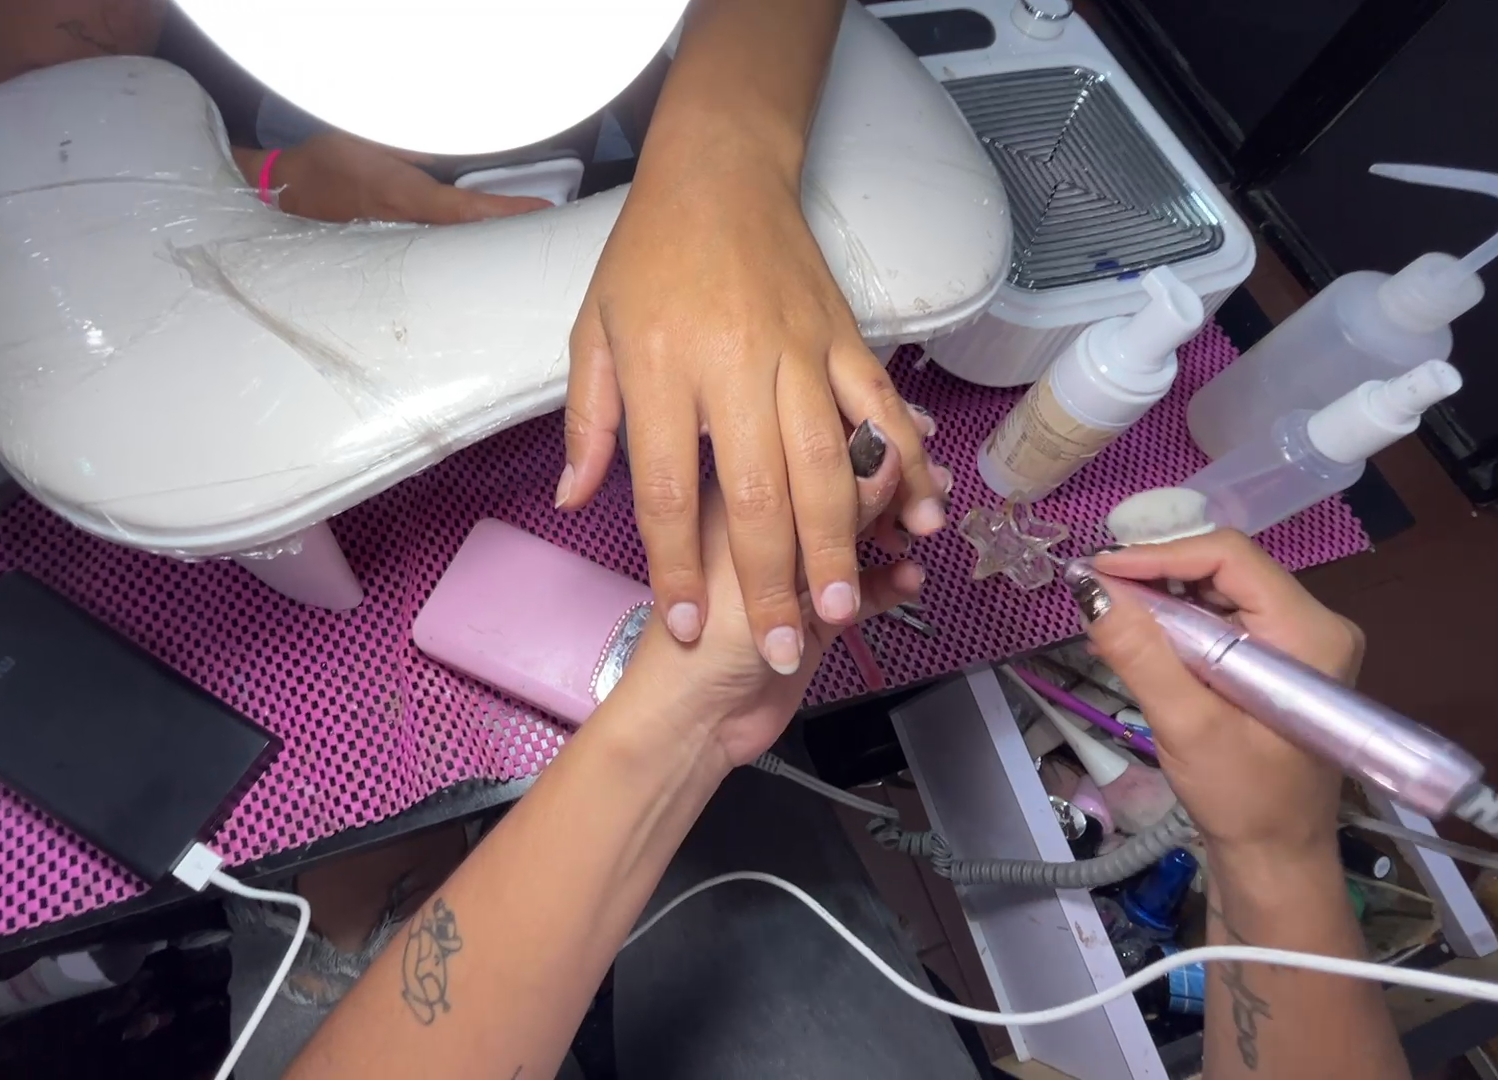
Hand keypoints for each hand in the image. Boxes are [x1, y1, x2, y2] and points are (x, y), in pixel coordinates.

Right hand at [264, 133, 550, 224]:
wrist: (290, 191)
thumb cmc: (328, 162)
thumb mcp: (370, 141)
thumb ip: (413, 148)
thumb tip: (448, 151)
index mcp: (407, 197)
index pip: (468, 209)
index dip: (505, 212)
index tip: (539, 211)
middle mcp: (412, 225)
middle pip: (472, 235)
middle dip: (509, 233)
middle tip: (548, 229)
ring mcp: (407, 239)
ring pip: (460, 244)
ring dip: (492, 240)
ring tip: (527, 235)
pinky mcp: (400, 244)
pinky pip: (443, 245)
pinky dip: (469, 241)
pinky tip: (488, 243)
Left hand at [558, 154, 946, 677]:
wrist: (718, 173)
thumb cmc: (647, 258)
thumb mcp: (593, 335)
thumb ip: (588, 425)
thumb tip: (575, 501)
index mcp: (660, 370)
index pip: (667, 491)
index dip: (674, 567)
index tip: (685, 626)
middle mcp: (734, 368)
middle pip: (759, 493)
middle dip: (772, 581)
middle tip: (784, 646)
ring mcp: (801, 354)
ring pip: (827, 463)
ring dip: (838, 544)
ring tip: (844, 609)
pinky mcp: (846, 341)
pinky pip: (884, 410)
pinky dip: (906, 466)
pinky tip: (921, 516)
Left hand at [618, 429, 923, 771]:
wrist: (695, 722)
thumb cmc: (710, 634)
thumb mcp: (773, 563)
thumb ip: (826, 513)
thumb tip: (886, 452)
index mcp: (740, 495)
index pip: (808, 451)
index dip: (862, 442)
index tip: (913, 434)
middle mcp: (769, 526)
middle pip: (838, 492)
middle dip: (888, 487)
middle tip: (933, 483)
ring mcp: (795, 571)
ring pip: (855, 539)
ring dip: (893, 532)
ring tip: (928, 526)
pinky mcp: (815, 616)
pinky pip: (862, 590)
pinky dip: (887, 583)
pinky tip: (911, 578)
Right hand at [1084, 530, 1364, 863]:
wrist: (1274, 852)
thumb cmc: (1242, 794)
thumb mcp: (1185, 723)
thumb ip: (1138, 653)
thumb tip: (1088, 589)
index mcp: (1307, 631)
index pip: (1229, 557)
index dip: (1158, 554)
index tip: (1098, 571)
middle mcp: (1308, 622)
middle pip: (1220, 567)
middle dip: (1152, 573)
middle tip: (1094, 589)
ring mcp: (1290, 639)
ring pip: (1210, 588)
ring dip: (1153, 596)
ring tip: (1105, 612)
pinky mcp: (1269, 656)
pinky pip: (1210, 615)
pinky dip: (1165, 619)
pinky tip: (1131, 635)